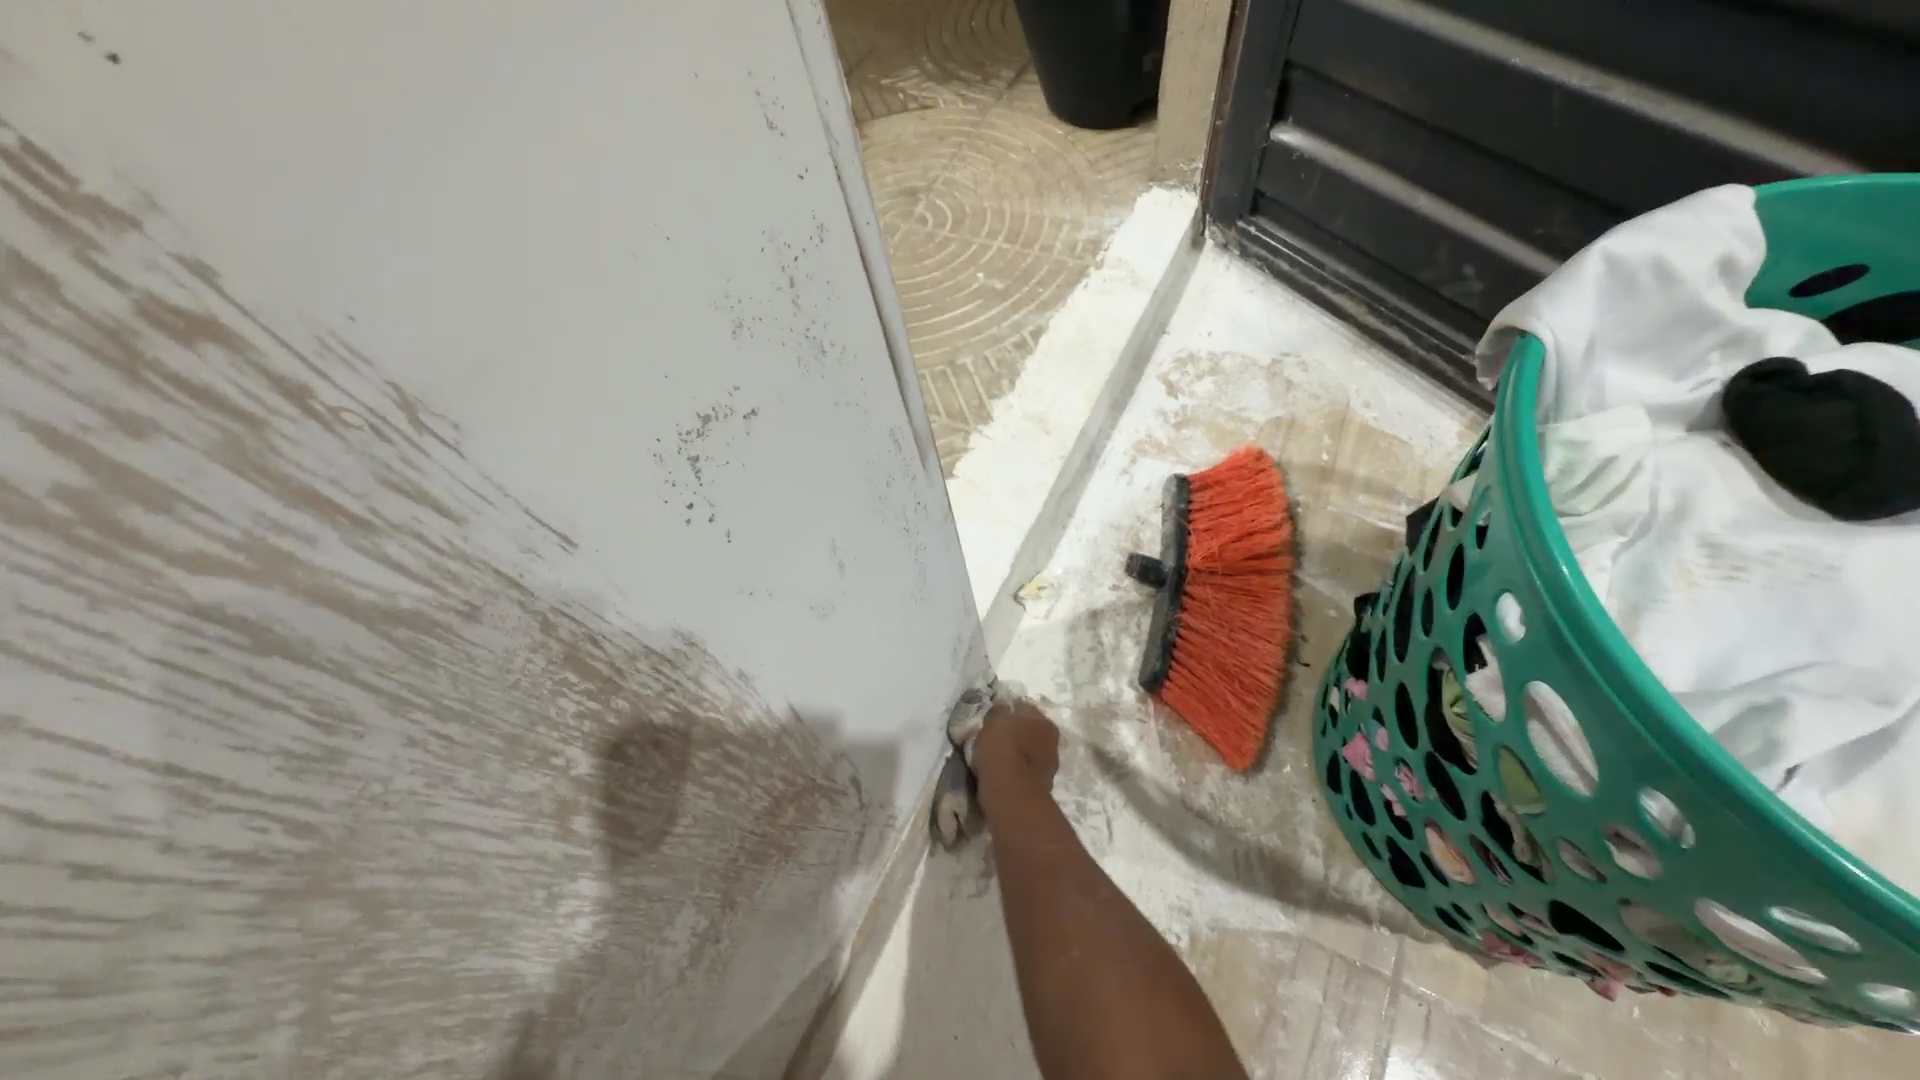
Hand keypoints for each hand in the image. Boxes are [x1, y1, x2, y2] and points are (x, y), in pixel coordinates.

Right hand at [971, 698, 1059, 812]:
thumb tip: (1003, 706)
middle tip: (1000, 736)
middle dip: (1019, 731)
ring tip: (1002, 757)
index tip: (996, 716)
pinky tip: (1007, 772)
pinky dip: (1020, 769)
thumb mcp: (994, 722)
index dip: (1009, 710)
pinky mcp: (1044, 783)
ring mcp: (1051, 762)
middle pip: (1032, 729)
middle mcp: (1052, 738)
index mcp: (1042, 719)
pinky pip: (1028, 769)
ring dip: (1021, 752)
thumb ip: (999, 712)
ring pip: (1032, 750)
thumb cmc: (1002, 749)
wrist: (1012, 791)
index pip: (1024, 707)